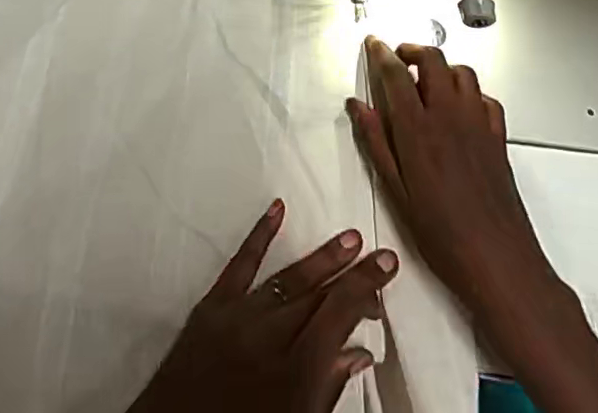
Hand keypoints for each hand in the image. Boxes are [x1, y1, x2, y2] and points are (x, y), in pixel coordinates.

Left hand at [125, 198, 396, 412]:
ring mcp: (237, 316)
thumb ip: (327, 388)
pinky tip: (276, 210)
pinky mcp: (210, 306)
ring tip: (347, 238)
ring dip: (319, 257)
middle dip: (351, 273)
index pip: (339, 315)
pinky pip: (239, 264)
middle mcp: (268, 336)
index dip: (366, 287)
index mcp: (295, 371)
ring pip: (287, 278)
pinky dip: (260, 235)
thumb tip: (357, 354)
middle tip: (376, 252)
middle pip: (317, 295)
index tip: (387, 264)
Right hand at [346, 37, 559, 312]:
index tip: (373, 45)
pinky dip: (471, 92)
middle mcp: (450, 119)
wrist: (498, 262)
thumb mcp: (395, 190)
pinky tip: (460, 105)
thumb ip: (376, 142)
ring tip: (426, 77)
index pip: (396, 74)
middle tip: (398, 56)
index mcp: (418, 130)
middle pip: (433, 60)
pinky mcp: (499, 139)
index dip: (381, 54)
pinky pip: (487, 99)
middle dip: (412, 50)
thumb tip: (359, 109)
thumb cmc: (444, 234)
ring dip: (442, 66)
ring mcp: (478, 126)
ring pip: (463, 73)